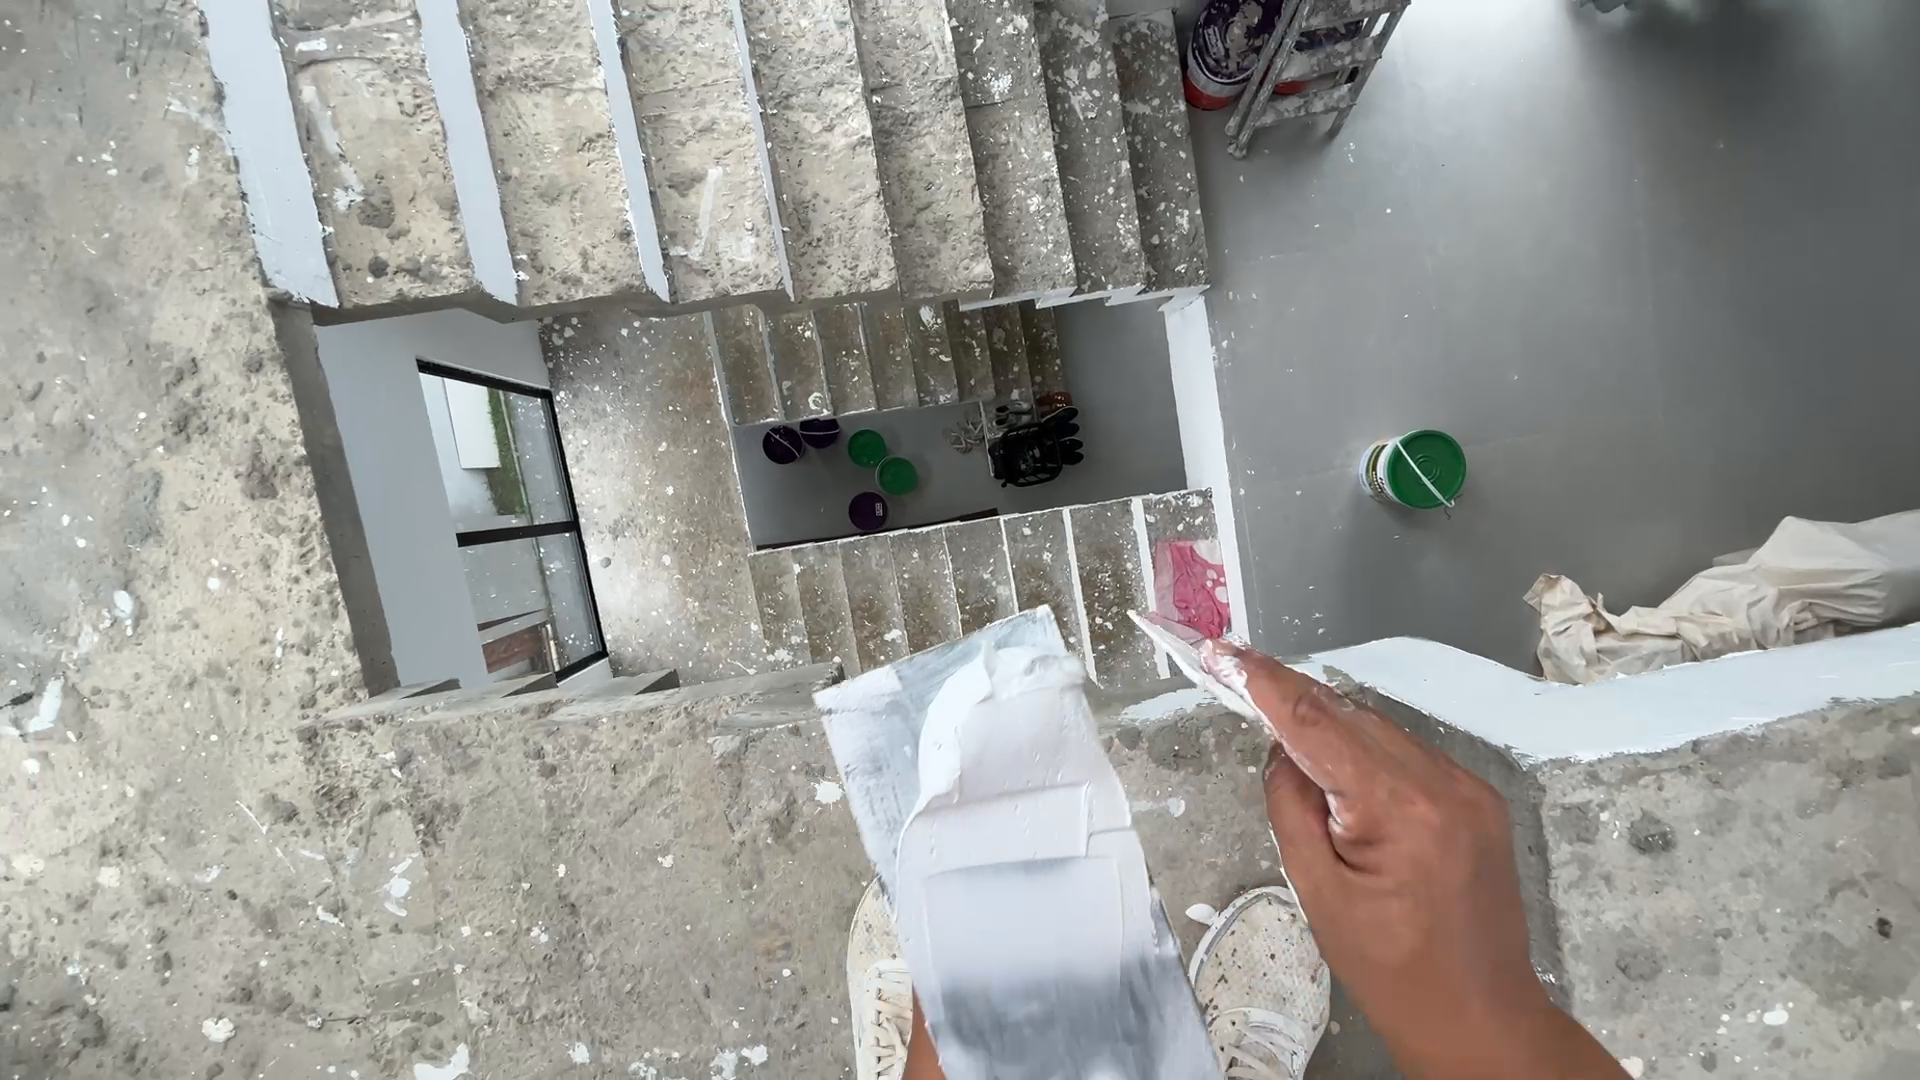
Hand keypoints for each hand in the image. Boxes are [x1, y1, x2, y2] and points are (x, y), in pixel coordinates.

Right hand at [1203, 641, 1627, 1078]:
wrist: (1481, 1019)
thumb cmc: (1386, 966)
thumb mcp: (1314, 885)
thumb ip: (1290, 800)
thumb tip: (1282, 746)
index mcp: (1401, 809)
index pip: (1316, 723)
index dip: (1265, 682)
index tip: (1224, 652)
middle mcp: (1444, 782)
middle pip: (1348, 714)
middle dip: (1288, 695)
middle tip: (1234, 674)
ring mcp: (1467, 786)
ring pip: (1374, 726)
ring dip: (1323, 720)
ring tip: (1280, 731)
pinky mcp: (1476, 796)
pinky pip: (1401, 750)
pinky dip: (1358, 745)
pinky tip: (1332, 764)